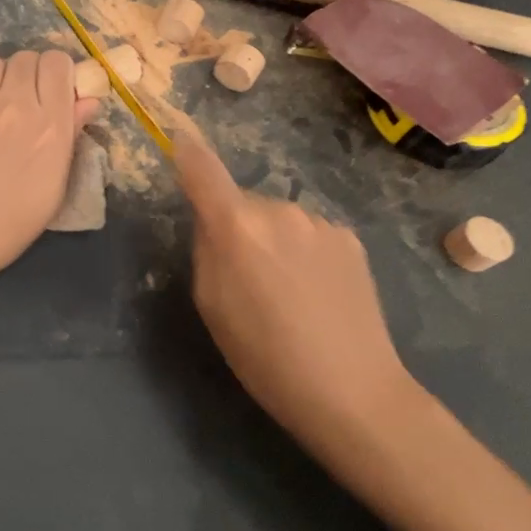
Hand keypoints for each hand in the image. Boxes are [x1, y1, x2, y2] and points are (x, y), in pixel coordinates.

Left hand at [0, 51, 100, 300]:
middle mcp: (13, 104)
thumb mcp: (52, 189)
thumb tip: (85, 100)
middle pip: (25, 58)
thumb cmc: (6, 226)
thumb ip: (69, 136)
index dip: (55, 72)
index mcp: (49, 125)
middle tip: (18, 102)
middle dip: (26, 75)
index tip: (50, 89)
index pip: (58, 63)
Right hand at [176, 132, 412, 439]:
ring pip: (278, 219)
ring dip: (273, 240)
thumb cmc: (263, 355)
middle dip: (236, 226)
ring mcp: (319, 222)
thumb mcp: (211, 304)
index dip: (186, 150)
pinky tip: (317, 294)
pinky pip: (310, 234)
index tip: (178, 137)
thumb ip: (206, 249)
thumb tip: (211, 220)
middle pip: (242, 203)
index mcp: (235, 225)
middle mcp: (278, 209)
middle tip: (244, 277)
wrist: (353, 392)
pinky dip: (304, 252)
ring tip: (287, 293)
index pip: (202, 168)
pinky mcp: (350, 239)